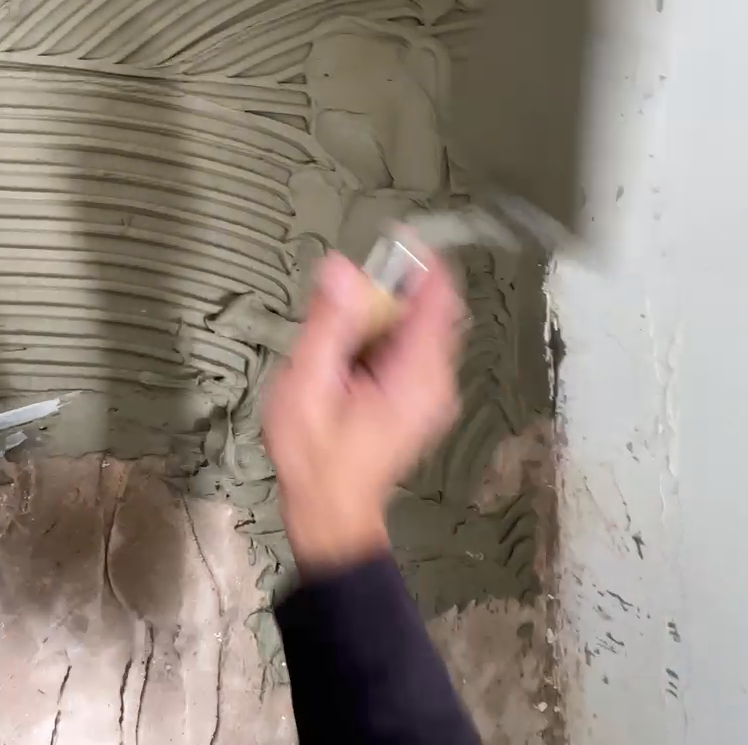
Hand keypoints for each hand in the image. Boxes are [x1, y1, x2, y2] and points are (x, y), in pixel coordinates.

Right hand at [263, 247, 466, 576]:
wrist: (329, 512)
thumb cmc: (315, 454)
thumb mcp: (308, 386)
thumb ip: (327, 325)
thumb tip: (340, 268)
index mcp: (417, 375)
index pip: (439, 300)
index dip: (421, 262)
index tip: (392, 236)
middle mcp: (435, 379)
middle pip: (429, 309)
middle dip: (387, 288)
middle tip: (338, 294)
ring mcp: (429, 390)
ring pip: (415, 326)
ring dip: (379, 310)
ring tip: (334, 328)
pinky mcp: (415, 397)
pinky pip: (406, 345)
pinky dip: (379, 330)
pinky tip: (343, 348)